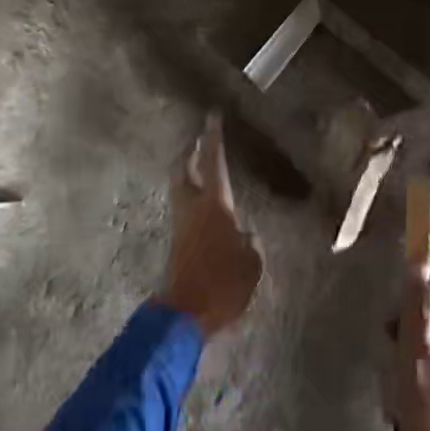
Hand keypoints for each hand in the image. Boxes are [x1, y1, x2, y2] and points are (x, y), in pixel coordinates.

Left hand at [156, 113, 262, 335]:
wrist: (186, 313)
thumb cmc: (224, 283)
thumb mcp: (252, 263)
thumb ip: (250, 243)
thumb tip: (245, 235)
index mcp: (213, 205)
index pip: (212, 163)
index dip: (213, 139)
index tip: (212, 117)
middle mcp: (192, 208)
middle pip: (184, 171)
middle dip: (190, 154)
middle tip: (198, 142)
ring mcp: (181, 225)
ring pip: (181, 189)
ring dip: (188, 175)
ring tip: (199, 169)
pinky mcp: (177, 243)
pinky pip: (184, 209)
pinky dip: (191, 198)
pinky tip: (203, 207)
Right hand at [392, 266, 429, 430]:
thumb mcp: (417, 351)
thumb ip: (418, 307)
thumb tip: (420, 259)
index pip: (428, 292)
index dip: (405, 307)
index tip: (393, 328)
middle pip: (426, 316)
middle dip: (405, 334)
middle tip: (397, 360)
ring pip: (426, 340)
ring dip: (408, 356)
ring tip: (402, 382)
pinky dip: (418, 372)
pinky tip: (411, 394)